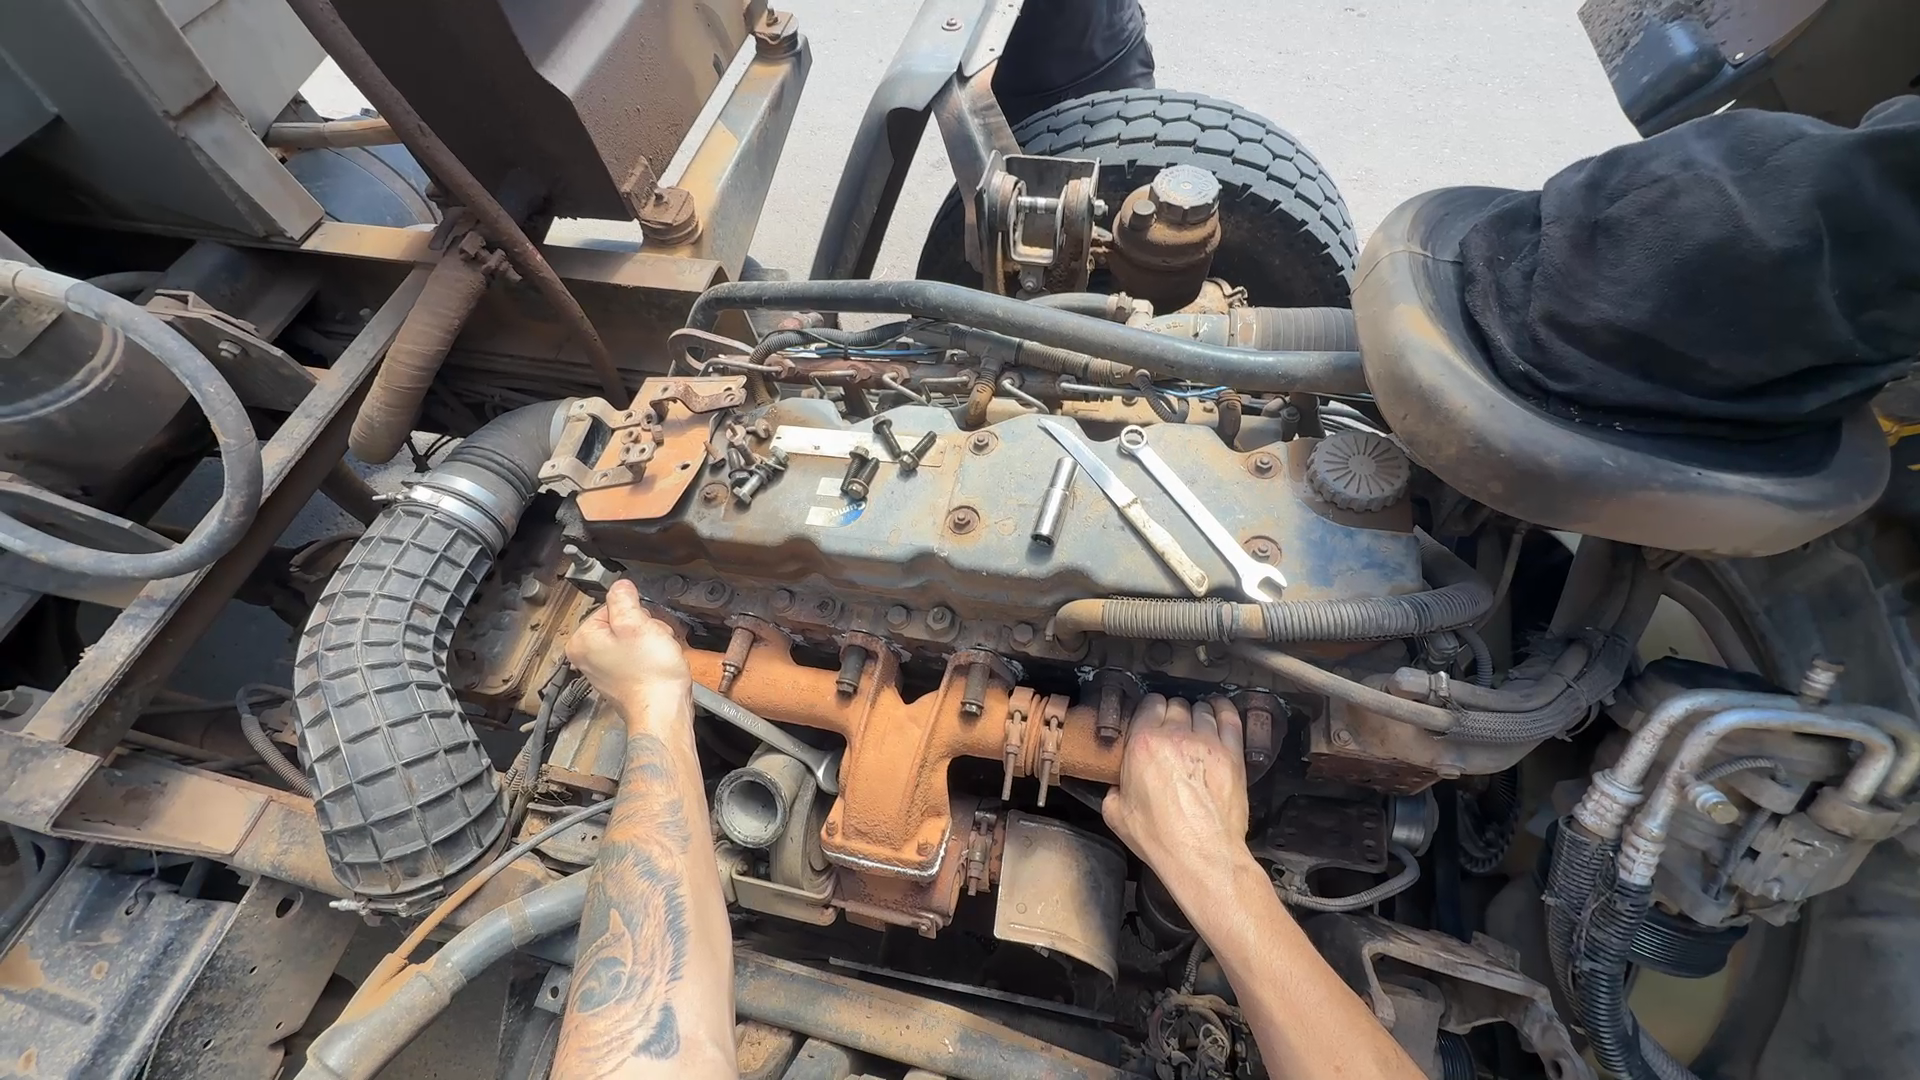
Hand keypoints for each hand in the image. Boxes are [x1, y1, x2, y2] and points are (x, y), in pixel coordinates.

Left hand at [567, 580, 689, 712]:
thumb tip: (620, 585)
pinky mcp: (621, 679)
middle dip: (644, 627)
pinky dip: (650, 657)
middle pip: (622, 622)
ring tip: (656, 655)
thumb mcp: (637, 624)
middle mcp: (587, 656)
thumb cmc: (650, 674)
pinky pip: (637, 655)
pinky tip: (656, 665)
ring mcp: (604, 669)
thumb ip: (624, 599)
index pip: (612, 606)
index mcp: (583, 640)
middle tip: (652, 641)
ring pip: (632, 638)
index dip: (636, 613)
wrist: (664, 709)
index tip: (645, 627)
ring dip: (650, 641)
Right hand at [1102, 694, 1248, 881]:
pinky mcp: (1231, 755)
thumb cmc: (1162, 838)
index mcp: (1142, 744)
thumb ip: (1112, 789)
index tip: (1151, 716)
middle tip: (1172, 727)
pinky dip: (1224, 710)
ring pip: (1202, 709)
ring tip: (1196, 723)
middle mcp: (1174, 736)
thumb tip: (1115, 785)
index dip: (1151, 709)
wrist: (1202, 856)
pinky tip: (1220, 710)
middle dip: (1173, 712)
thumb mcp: (1116, 813)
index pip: (1149, 704)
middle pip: (1175, 705)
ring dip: (1196, 713)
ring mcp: (1206, 743)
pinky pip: (1230, 719)